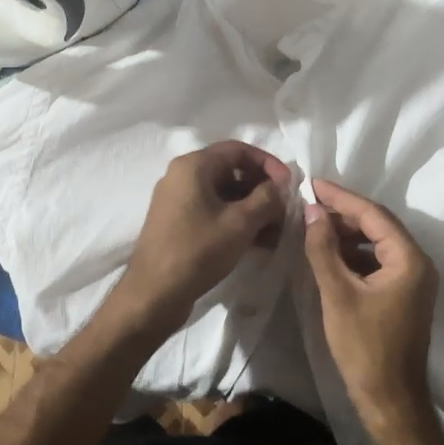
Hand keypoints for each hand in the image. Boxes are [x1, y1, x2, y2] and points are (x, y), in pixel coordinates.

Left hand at [114, 141, 290, 333]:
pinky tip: (260, 242)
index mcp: (193, 166)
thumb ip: (267, 198)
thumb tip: (280, 186)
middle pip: (232, 171)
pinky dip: (236, 222)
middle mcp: (182, 176)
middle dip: (262, 190)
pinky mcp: (179, 224)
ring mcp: (178, 201)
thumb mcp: (240, 223)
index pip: (238, 149)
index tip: (290, 185)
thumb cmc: (198, 250)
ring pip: (224, 195)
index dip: (268, 163)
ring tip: (278, 232)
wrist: (154, 294)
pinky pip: (214, 212)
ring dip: (253, 209)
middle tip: (285, 212)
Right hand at [303, 179, 439, 428]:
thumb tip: (312, 212)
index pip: (373, 214)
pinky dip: (354, 255)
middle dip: (343, 214)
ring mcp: (413, 281)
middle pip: (378, 226)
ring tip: (314, 226)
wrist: (390, 400)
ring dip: (347, 234)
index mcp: (409, 260)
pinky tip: (329, 255)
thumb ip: (324, 249)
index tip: (313, 184)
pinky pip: (378, 262)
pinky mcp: (403, 296)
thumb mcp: (338, 294)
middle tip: (309, 204)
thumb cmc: (365, 347)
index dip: (341, 198)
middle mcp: (418, 264)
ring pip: (378, 244)